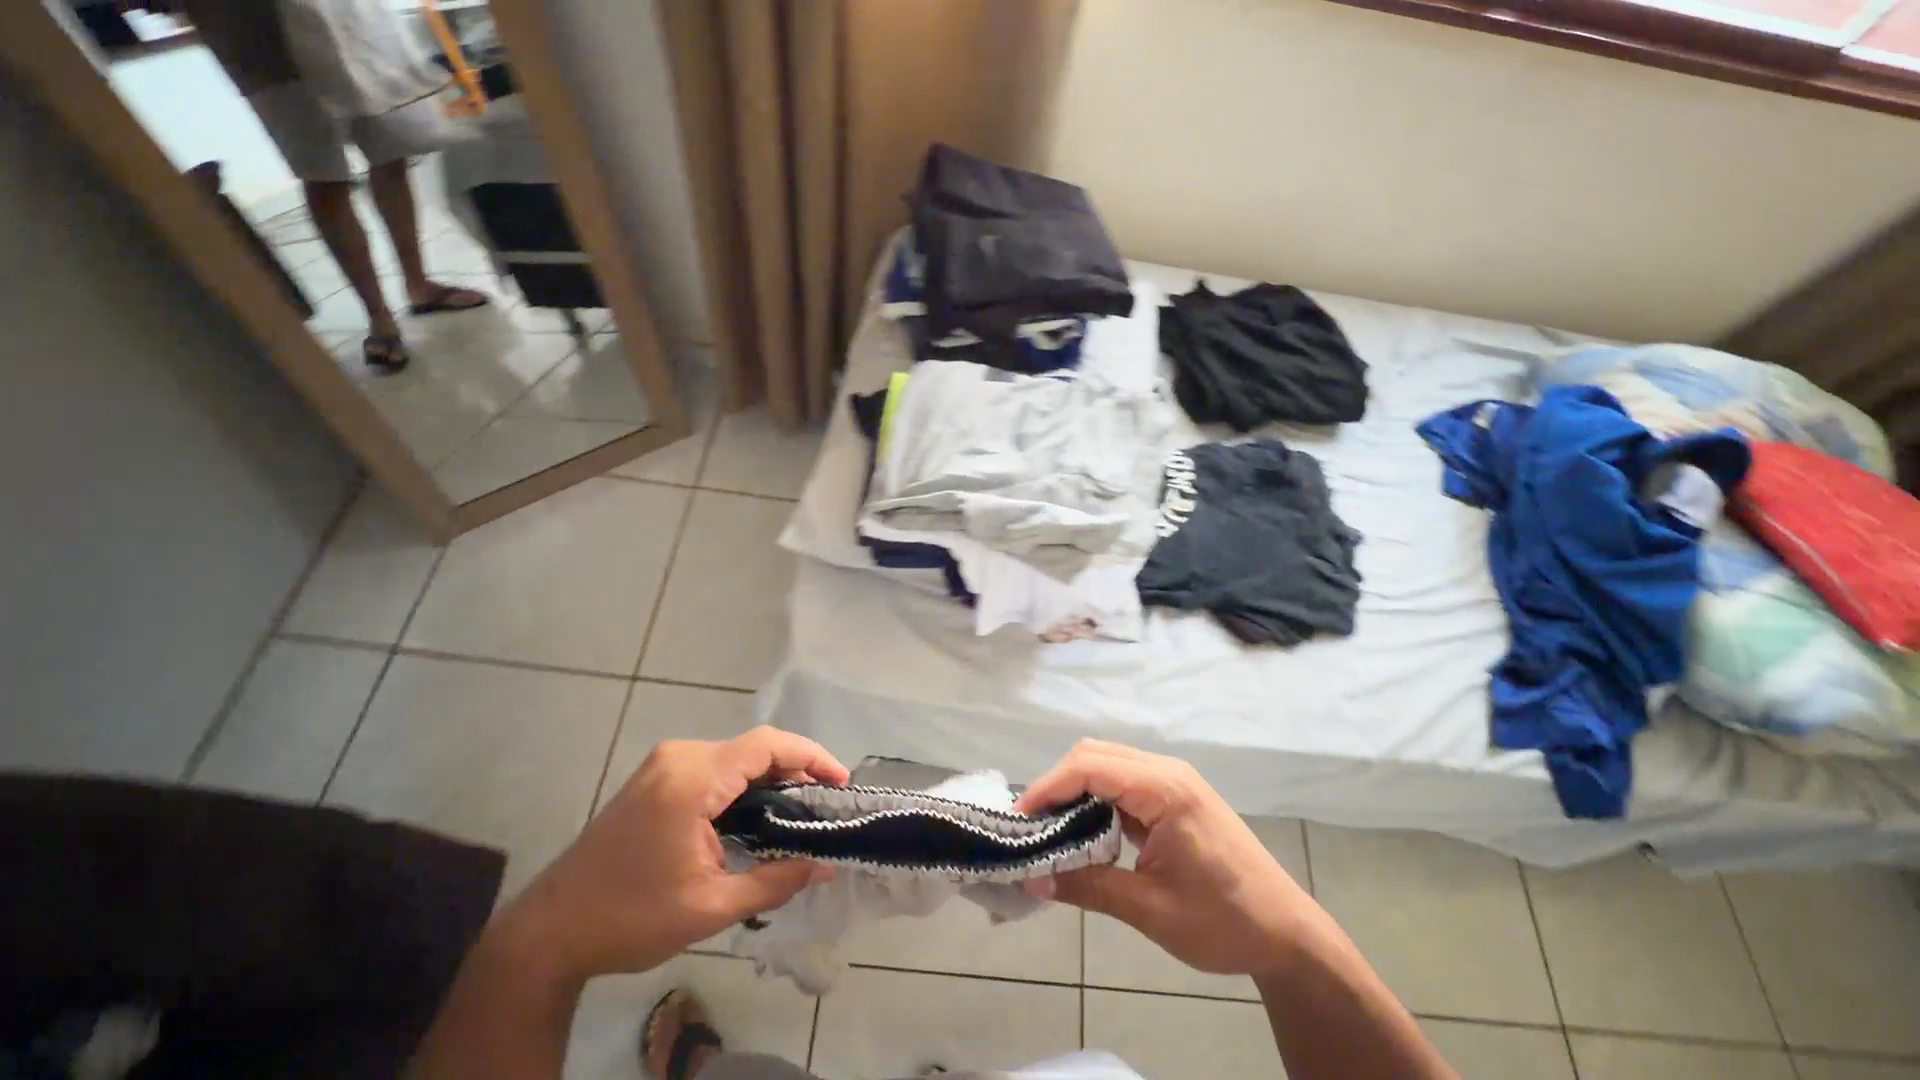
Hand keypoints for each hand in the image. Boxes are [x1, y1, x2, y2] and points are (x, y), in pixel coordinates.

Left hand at [497, 727, 847, 983]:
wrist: (551, 931)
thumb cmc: (632, 918)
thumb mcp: (712, 907)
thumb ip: (775, 881)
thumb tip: (826, 867)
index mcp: (692, 779)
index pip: (767, 746)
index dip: (811, 757)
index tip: (841, 785)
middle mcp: (678, 758)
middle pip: (752, 749)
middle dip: (795, 772)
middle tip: (825, 809)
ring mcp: (661, 767)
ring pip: (733, 759)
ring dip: (768, 781)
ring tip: (800, 817)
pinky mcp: (653, 781)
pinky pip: (711, 770)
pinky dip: (742, 787)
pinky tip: (758, 819)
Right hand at [1015, 740, 1313, 976]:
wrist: (1287, 934)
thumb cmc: (1223, 922)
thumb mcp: (1150, 910)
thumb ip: (1088, 887)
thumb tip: (1030, 880)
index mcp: (1166, 790)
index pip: (1090, 767)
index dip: (1047, 787)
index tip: (1016, 819)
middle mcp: (1168, 773)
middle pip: (1095, 755)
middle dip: (1056, 784)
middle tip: (1028, 827)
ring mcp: (1174, 784)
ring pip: (1108, 765)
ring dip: (1074, 790)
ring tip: (1047, 830)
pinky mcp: (1175, 799)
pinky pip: (1124, 784)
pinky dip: (1095, 799)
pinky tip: (1081, 832)